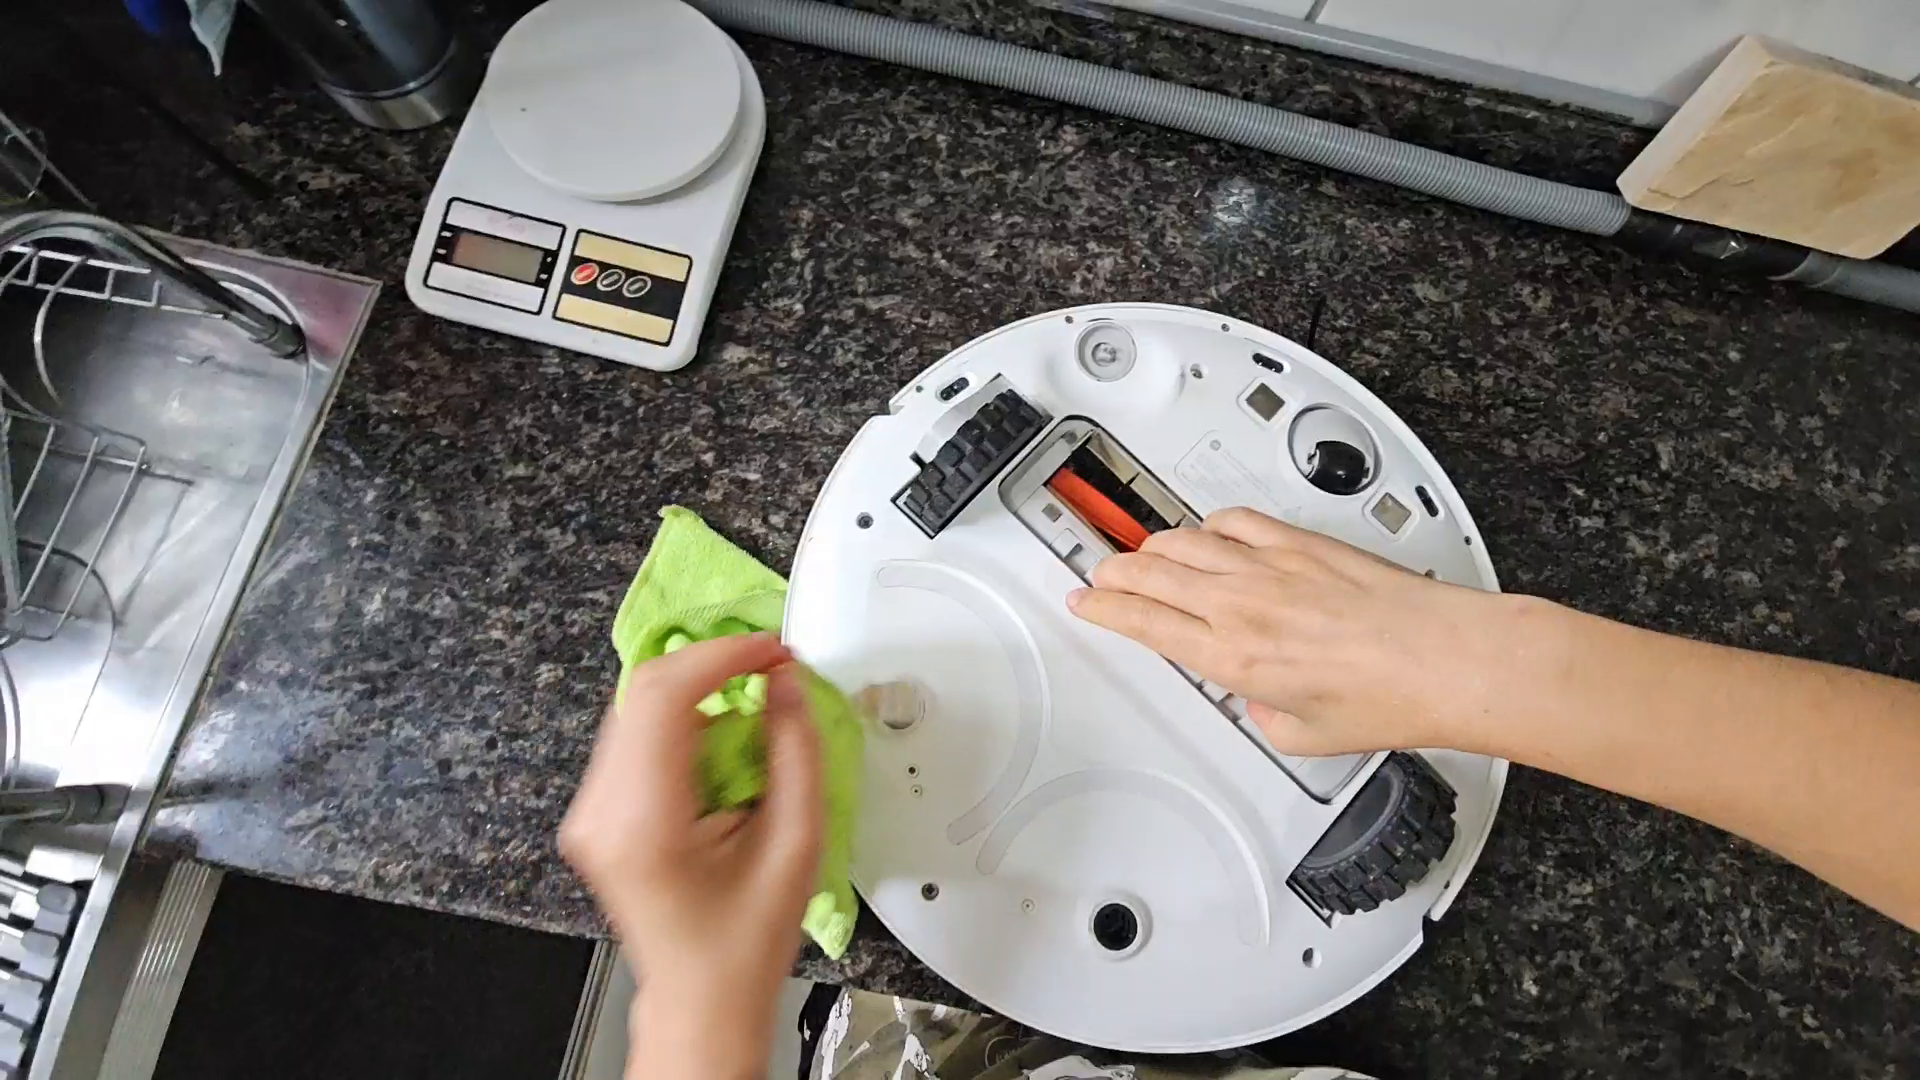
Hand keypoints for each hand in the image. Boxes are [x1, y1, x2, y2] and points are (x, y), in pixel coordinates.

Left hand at [559, 634, 822, 1079]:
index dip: (722, 656)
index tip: (774, 651)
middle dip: (714, 660)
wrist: (699, 997)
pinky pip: (638, 728)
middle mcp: (600, 811)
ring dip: (700, 681)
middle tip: (771, 663)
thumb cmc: (749, 937)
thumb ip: (796, 750)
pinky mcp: (598, 807)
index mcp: (644, 824)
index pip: (664, 699)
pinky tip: (725, 721)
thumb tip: (786, 681)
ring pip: (639, 702)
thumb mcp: (797, 841)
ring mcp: (590, 809)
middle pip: (645, 690)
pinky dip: (686, 708)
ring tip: (755, 686)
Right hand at [1067, 507, 1513, 755]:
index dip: (1101, 608)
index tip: (1084, 602)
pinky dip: (1209, 526)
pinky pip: (1234, 520)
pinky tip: (1209, 532)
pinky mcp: (1298, 542)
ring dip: (1151, 547)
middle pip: (1148, 571)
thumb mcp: (1301, 734)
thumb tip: (1258, 691)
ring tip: (1143, 554)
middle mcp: (1240, 603)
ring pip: (1182, 540)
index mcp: (1231, 654)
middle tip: (1100, 575)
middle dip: (1111, 572)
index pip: (1141, 620)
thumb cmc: (1388, 698)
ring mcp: (1267, 565)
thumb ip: (1261, 708)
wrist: (1449, 659)